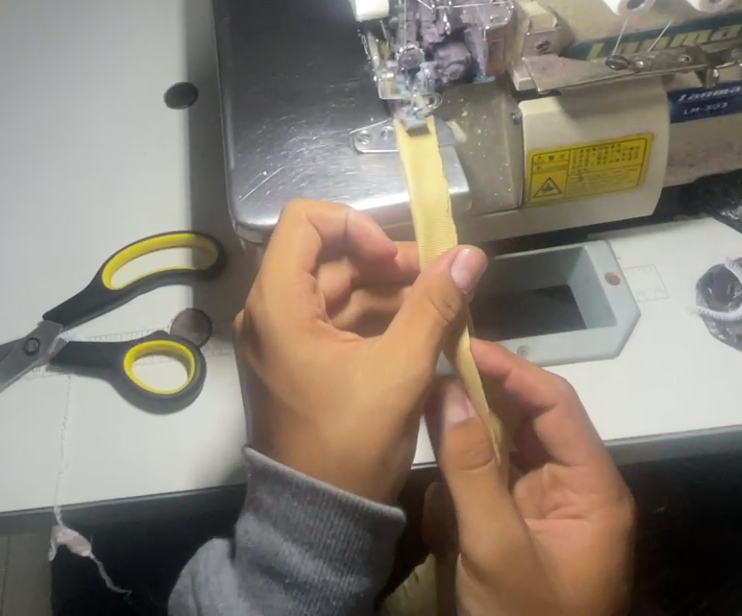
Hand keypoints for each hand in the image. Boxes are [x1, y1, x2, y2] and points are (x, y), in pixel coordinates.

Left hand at [236, 200, 485, 503]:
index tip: (393, 256)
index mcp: (278, 302)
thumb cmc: (349, 443)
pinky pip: (334, 318)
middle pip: (326, 255)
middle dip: (383, 261)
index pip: (304, 221)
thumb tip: (471, 255)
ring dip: (385, 289)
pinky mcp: (297, 357)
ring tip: (438, 303)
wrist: (317, 521)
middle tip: (435, 278)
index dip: (354, 224)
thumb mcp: (400, 371)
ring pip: (335, 287)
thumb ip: (435, 307)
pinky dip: (373, 316)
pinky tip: (418, 325)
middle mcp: (271, 309)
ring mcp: (282, 335)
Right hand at [427, 340, 634, 615]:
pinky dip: (465, 451)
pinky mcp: (520, 515)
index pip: (555, 403)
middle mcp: (574, 484)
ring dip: (470, 416)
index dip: (509, 368)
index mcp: (592, 487)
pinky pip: (493, 466)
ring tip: (428, 390)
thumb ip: (471, 467)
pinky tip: (436, 436)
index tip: (460, 345)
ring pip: (508, 436)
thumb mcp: (496, 547)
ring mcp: (547, 500)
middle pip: (531, 413)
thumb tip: (444, 389)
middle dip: (483, 388)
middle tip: (434, 361)